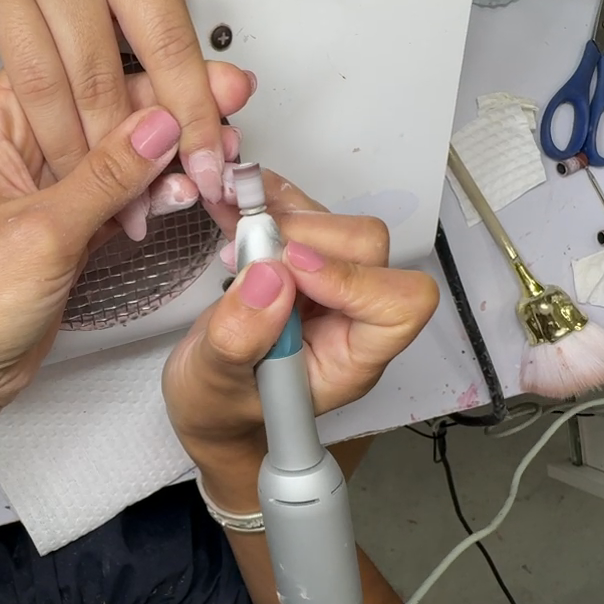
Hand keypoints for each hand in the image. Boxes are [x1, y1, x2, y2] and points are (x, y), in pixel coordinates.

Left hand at [0, 62, 256, 412]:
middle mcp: (23, 154)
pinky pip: (121, 200)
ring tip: (214, 157)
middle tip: (225, 104)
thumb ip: (106, 175)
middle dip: (168, 112)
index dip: (140, 69)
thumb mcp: (42, 230)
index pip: (75, 72)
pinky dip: (153, 198)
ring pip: (119, 159)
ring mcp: (49, 194)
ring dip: (167, 159)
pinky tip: (183, 192)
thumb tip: (158, 126)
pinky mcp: (69, 231)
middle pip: (105, 112)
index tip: (196, 73)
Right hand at [162, 173, 439, 493]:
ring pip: (334, 222)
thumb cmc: (216, 405)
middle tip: (244, 246)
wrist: (206, 399)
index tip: (287, 269)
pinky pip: (299, 211)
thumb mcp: (212, 383)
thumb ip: (239, 339)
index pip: (397, 307)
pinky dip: (267, 197)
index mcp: (349, 358)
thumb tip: (269, 274)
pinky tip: (231, 200)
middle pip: (367, 251)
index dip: (352, 278)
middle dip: (305, 235)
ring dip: (283, 209)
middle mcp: (349, 315)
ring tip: (229, 212)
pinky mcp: (298, 258)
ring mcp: (327, 282)